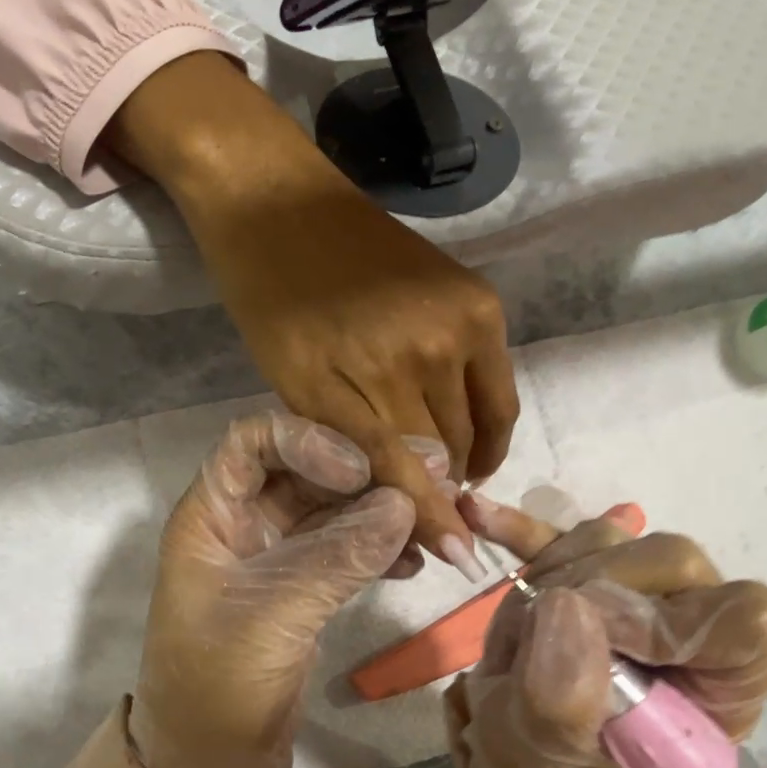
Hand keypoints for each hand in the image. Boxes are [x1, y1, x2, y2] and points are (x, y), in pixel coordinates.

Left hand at [104, 53, 517, 582]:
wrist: (282, 207)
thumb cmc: (269, 302)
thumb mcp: (294, 385)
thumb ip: (349, 445)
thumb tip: (406, 502)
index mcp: (362, 379)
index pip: (410, 472)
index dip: (434, 520)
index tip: (459, 561)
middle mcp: (427, 352)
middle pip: (447, 452)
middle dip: (443, 492)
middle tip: (438, 520)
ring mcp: (463, 321)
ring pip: (476, 423)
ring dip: (464, 461)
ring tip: (448, 484)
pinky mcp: (482, 301)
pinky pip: (498, 385)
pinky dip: (488, 422)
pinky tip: (471, 445)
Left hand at [130, 412, 414, 767]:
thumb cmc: (217, 687)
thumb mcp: (276, 615)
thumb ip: (339, 556)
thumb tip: (404, 503)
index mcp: (209, 515)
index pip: (255, 441)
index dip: (309, 440)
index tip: (360, 471)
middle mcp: (241, 523)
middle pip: (308, 471)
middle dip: (370, 472)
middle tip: (438, 476)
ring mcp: (274, 556)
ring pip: (335, 510)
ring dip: (387, 510)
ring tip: (444, 517)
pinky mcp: (302, 589)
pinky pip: (347, 550)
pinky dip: (383, 549)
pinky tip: (420, 560)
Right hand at [450, 492, 766, 767]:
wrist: (514, 741)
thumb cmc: (550, 761)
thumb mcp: (554, 749)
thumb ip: (566, 692)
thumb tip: (567, 604)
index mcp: (722, 681)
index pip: (743, 616)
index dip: (671, 616)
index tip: (603, 636)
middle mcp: (695, 621)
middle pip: (674, 560)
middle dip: (592, 587)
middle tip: (538, 627)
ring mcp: (641, 585)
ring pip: (614, 540)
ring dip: (550, 574)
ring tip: (514, 629)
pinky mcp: (590, 564)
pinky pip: (562, 531)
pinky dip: (518, 526)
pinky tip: (479, 516)